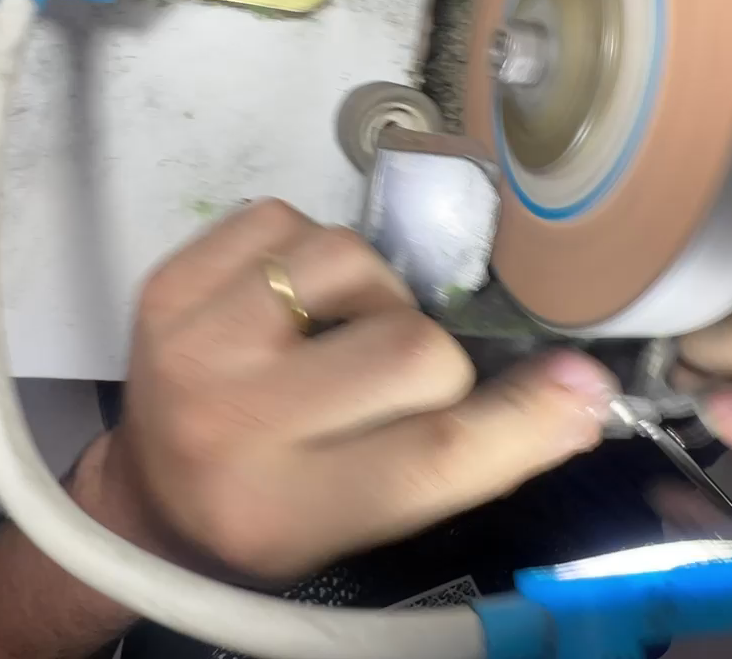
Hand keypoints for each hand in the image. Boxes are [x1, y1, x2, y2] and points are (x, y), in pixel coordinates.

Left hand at [79, 198, 616, 581]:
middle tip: (384, 372)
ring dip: (370, 291)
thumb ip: (461, 455)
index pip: (426, 457)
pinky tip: (288, 293)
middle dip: (425, 353)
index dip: (520, 421)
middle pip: (408, 347)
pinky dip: (308, 246)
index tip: (582, 385)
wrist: (149, 488)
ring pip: (352, 258)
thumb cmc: (269, 510)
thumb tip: (578, 387)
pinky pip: (284, 215)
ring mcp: (191, 337)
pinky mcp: (169, 280)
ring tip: (335, 328)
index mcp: (284, 509)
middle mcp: (231, 420)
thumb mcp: (360, 515)